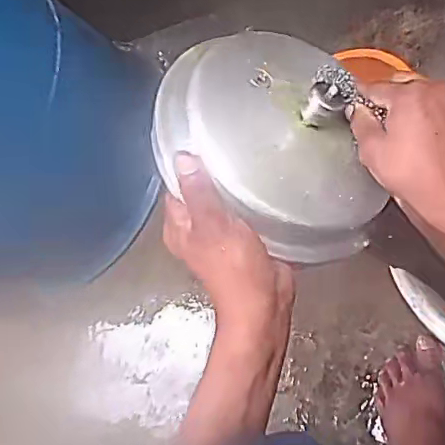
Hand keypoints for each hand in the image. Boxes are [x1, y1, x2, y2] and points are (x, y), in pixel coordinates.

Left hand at [162, 153, 293, 333]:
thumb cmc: (235, 268)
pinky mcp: (249, 243)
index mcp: (180, 228)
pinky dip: (255, 205)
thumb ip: (199, 192)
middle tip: (235, 147)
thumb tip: (183, 158)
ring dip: (239, 190)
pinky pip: (248, 217)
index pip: (178, 186)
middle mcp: (198, 231)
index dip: (189, 164)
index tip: (206, 140)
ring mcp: (224, 238)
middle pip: (204, 193)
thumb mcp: (214, 225)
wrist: (265, 304)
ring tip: (253, 163)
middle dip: (218, 174)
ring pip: (228, 204)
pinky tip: (267, 191)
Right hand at [350, 76, 444, 246]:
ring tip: (405, 134)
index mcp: (409, 95)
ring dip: (413, 107)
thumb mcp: (372, 151)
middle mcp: (435, 92)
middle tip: (380, 123)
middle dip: (389, 100)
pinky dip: (435, 118)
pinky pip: (444, 110)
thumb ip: (360, 122)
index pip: (375, 86)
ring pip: (426, 96)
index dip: (362, 97)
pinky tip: (427, 140)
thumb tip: (359, 111)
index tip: (357, 104)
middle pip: (403, 85)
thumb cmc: (415, 177)